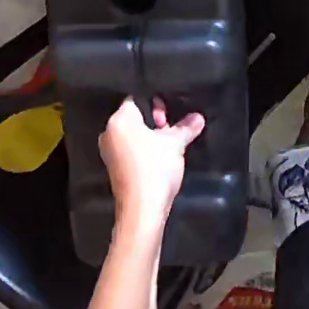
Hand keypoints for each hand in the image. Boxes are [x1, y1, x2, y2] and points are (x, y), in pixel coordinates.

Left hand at [98, 97, 204, 234]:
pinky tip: (161, 157)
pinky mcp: (115, 167)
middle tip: (171, 128)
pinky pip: (130, 149)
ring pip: (133, 134)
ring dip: (152, 136)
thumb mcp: (175, 144)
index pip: (136, 99)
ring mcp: (110, 151)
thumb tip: (198, 117)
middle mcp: (109, 133)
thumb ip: (186, 127)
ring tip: (169, 143)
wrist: (142, 210)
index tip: (169, 112)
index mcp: (119, 120)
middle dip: (155, 120)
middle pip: (134, 117)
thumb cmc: (155, 170)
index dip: (155, 102)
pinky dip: (145, 149)